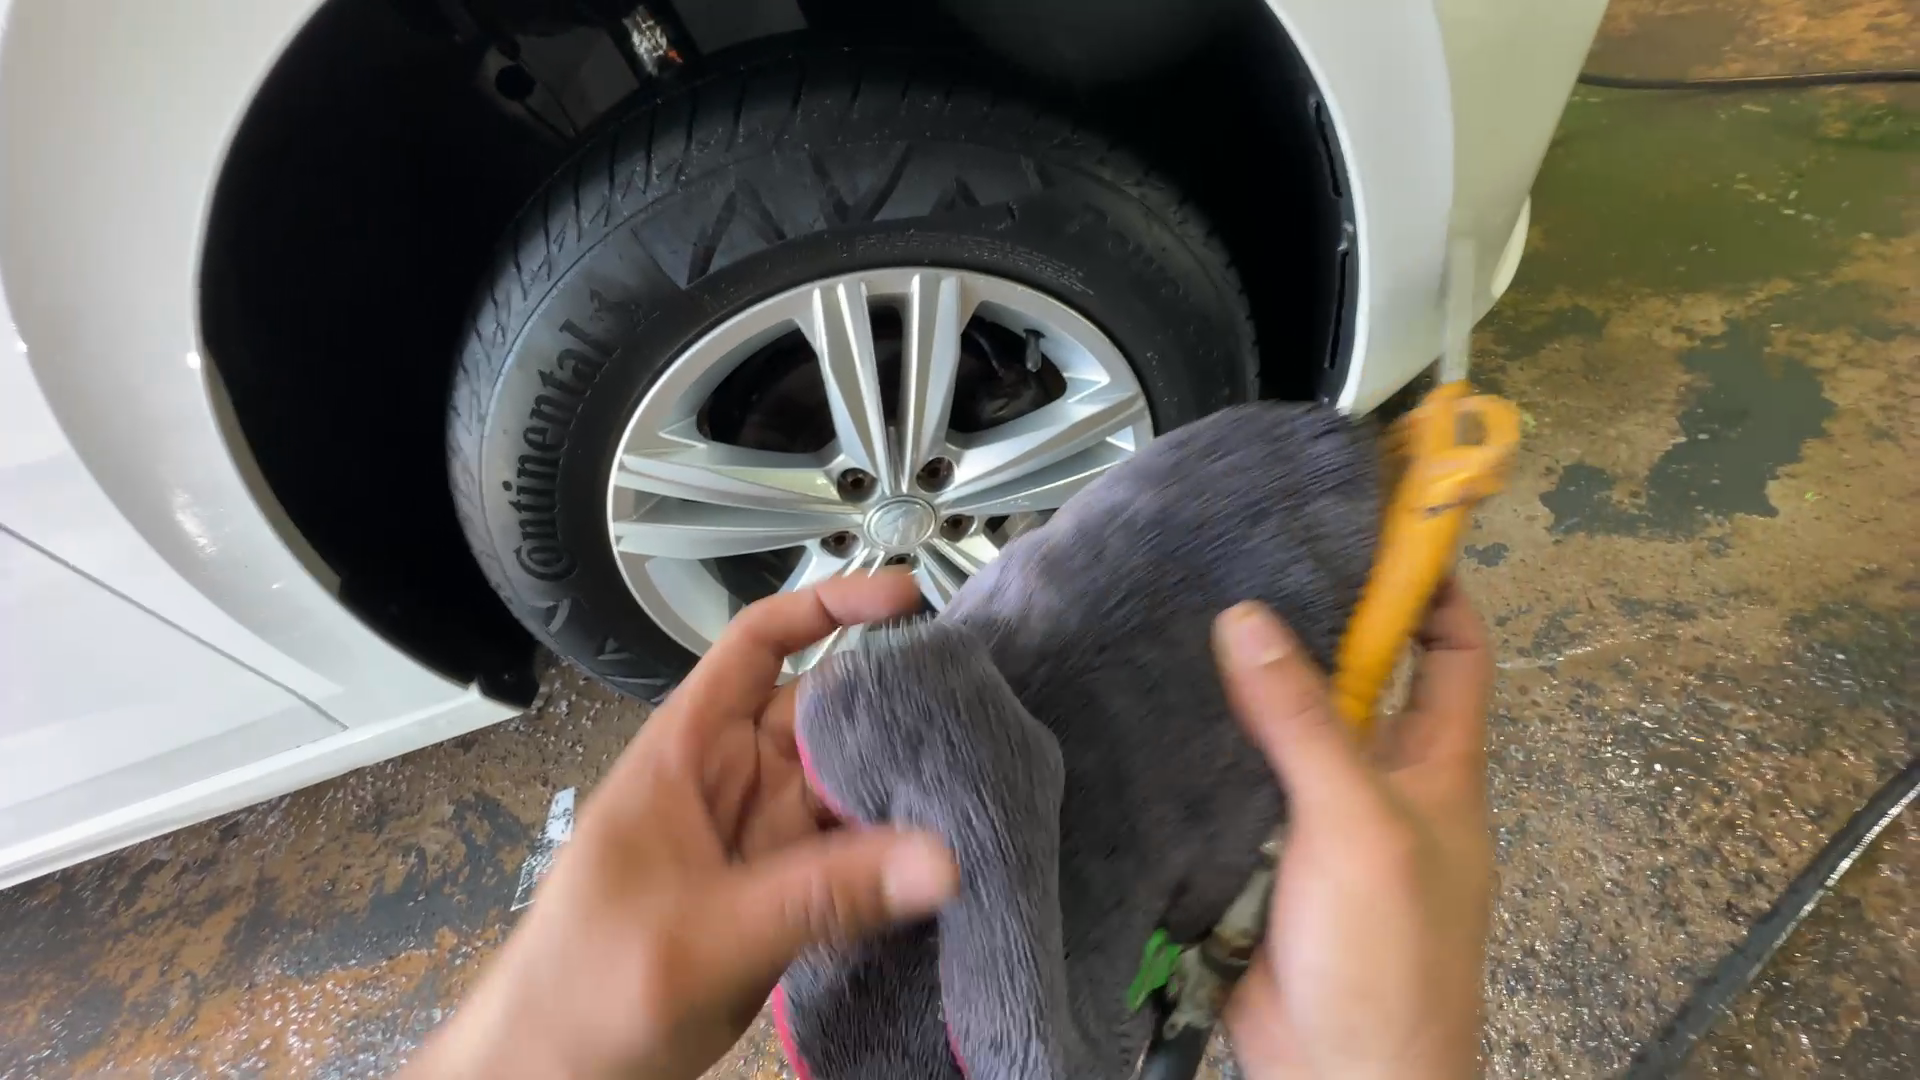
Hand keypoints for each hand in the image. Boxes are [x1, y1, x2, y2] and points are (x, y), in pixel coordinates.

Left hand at [402, 573, 959, 1079]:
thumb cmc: (584, 991)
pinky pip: (857, 844)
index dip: (828, 605)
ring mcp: (768, 829)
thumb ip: (823, 896)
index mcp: (693, 747)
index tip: (904, 598)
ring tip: (981, 772)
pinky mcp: (792, 882)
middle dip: (895, 700)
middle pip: (826, 710)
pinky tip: (951, 842)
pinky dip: (900, 843)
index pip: (760, 642)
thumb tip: (941, 860)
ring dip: (906, 778)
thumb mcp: (700, 936)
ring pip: (850, 778)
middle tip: (978, 700)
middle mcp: (738, 773)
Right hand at [1212, 581, 1493, 1079]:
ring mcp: (1324, 810)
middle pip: (1363, 680)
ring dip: (1262, 677)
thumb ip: (1304, 722)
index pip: (1454, 655)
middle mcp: (1386, 777)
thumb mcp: (1356, 823)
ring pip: (1297, 722)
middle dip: (1322, 624)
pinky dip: (1224, 730)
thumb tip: (1245, 616)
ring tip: (1205, 615)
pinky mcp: (1269, 840)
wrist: (1336, 1072)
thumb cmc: (1384, 948)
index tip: (1378, 537)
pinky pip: (1250, 767)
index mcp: (1440, 765)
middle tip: (1258, 564)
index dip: (1429, 592)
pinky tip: (1178, 699)